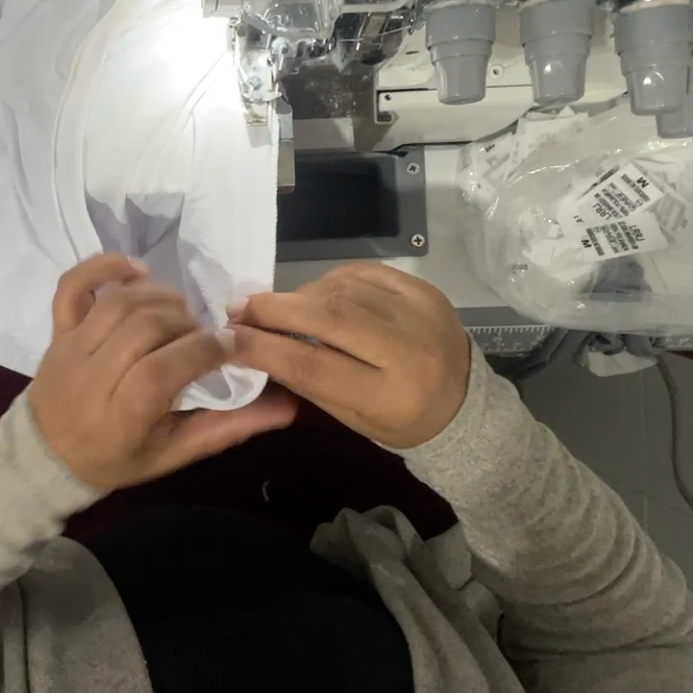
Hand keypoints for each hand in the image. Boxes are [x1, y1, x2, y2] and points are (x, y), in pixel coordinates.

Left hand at [30, 255, 297, 492]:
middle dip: (186, 323)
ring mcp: (71, 347)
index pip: (164, 369)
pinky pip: (72, 285)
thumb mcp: (173, 454)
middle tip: (204, 334)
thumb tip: (287, 407)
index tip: (231, 344)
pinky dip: (103, 266)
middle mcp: (93, 376)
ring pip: (118, 304)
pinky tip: (137, 269)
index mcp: (121, 415)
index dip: (204, 350)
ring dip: (159, 298)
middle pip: (144, 328)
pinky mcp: (57, 329)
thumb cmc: (115, 457)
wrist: (46, 456)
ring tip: (181, 312)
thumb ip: (227, 427)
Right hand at [229, 264, 470, 448]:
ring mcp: (419, 312)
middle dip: (275, 308)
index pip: (313, 365)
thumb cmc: (398, 419)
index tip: (229, 337)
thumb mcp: (349, 416)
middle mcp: (409, 349)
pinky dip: (330, 282)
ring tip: (278, 306)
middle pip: (327, 316)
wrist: (464, 404)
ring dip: (300, 296)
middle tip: (239, 308)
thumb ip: (303, 378)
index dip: (264, 347)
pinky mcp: (423, 289)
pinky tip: (318, 294)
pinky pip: (361, 273)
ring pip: (340, 290)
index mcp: (390, 396)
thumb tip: (251, 343)